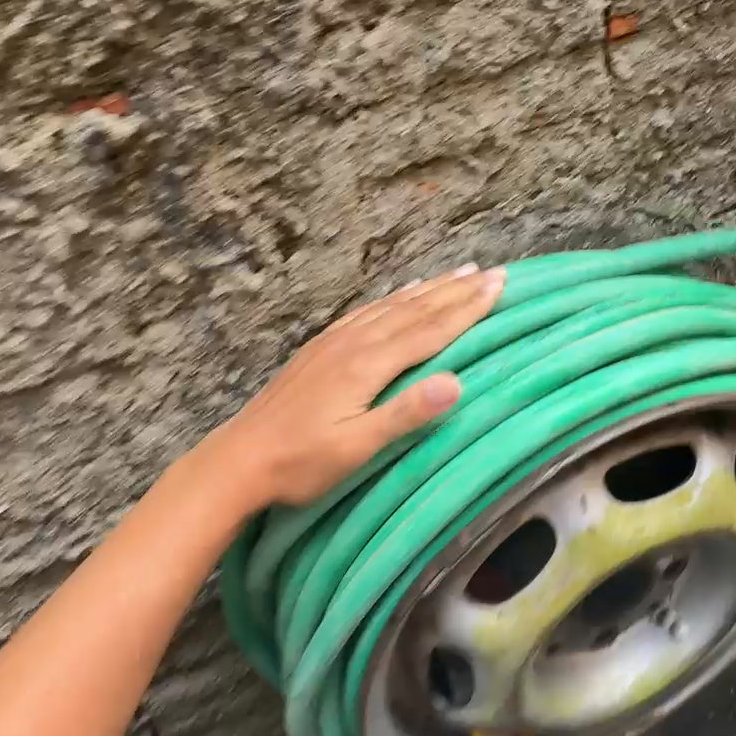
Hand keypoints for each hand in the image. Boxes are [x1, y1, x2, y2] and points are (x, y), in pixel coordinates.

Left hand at [182, 264, 505, 507]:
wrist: (237, 460)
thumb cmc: (300, 463)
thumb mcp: (356, 448)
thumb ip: (405, 414)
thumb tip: (455, 383)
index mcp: (367, 364)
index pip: (429, 330)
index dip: (467, 308)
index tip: (498, 286)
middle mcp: (354, 342)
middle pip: (415, 309)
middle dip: (457, 290)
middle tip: (493, 272)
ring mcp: (335, 341)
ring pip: (393, 305)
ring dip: (430, 288)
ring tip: (459, 272)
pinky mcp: (321, 347)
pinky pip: (368, 310)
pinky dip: (394, 297)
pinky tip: (402, 292)